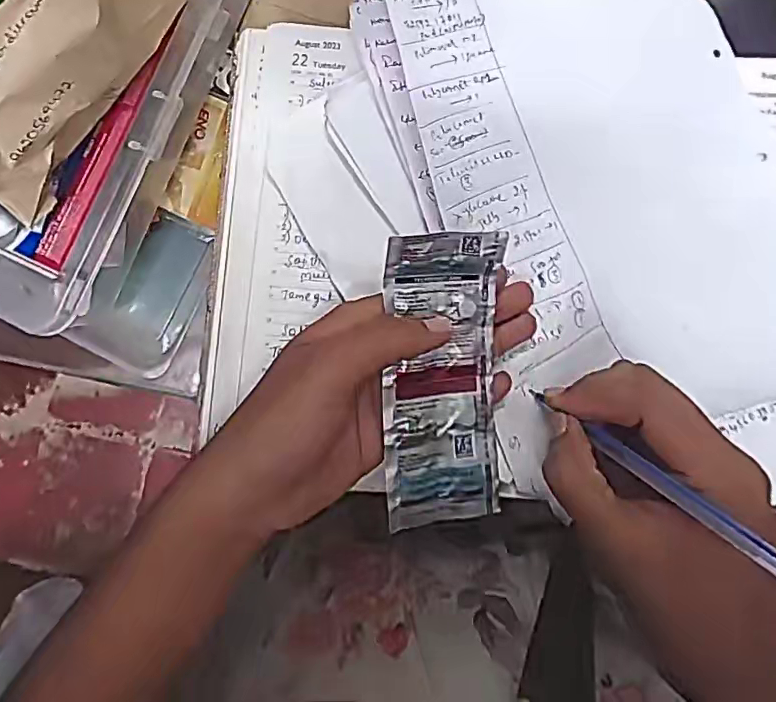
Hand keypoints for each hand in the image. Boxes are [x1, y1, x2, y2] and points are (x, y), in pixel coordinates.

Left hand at [190, 279, 535, 536]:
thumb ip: (385, 340)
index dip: (448, 292)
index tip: (487, 282)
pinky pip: (432, 409)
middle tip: (518, 302)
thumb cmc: (281, 419)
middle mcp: (366, 357)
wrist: (256, 492)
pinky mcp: (387, 432)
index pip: (408, 302)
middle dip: (474, 316)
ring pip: (436, 368)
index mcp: (348, 330)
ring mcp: (378, 395)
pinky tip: (493, 385)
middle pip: (429, 331)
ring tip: (519, 334)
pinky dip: (463, 397)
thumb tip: (439, 321)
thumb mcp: (330, 366)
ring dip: (477, 353)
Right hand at [544, 363, 775, 698]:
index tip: (556, 408)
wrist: (747, 675)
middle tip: (561, 422)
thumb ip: (577, 478)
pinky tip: (600, 463)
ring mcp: (718, 466)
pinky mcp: (704, 476)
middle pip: (647, 390)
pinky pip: (650, 432)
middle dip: (595, 398)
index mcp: (718, 471)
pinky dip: (616, 435)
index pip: (645, 394)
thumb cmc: (702, 628)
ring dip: (603, 415)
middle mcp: (726, 459)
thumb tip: (559, 429)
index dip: (591, 393)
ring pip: (647, 406)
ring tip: (576, 446)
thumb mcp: (619, 549)